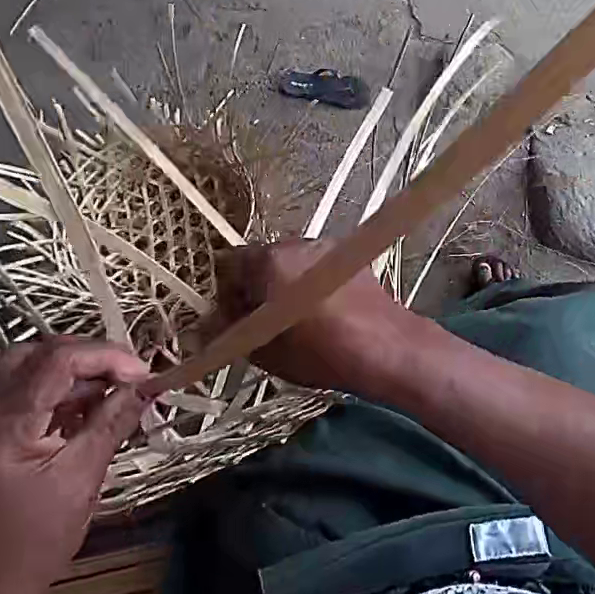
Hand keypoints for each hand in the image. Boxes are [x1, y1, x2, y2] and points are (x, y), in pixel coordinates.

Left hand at [0, 337, 147, 593]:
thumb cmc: (33, 541)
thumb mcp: (82, 478)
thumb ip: (113, 422)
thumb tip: (149, 385)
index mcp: (7, 424)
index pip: (59, 360)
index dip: (107, 357)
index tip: (144, 377)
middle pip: (41, 352)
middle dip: (91, 356)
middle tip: (129, 376)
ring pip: (36, 367)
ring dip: (81, 372)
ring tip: (117, 392)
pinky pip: (35, 391)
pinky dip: (69, 390)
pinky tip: (96, 410)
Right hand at [214, 240, 426, 398]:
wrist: (386, 346)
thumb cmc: (321, 350)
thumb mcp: (265, 350)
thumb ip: (230, 334)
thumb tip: (208, 328)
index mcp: (269, 259)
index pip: (229, 266)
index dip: (227, 296)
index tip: (234, 322)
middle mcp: (297, 243)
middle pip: (262, 260)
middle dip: (256, 288)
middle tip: (262, 324)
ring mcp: (327, 246)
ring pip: (291, 263)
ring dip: (285, 284)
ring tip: (295, 319)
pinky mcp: (350, 257)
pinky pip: (317, 265)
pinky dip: (311, 282)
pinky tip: (322, 311)